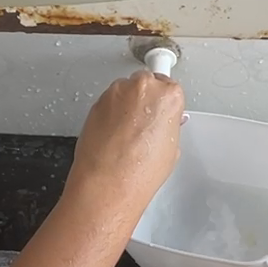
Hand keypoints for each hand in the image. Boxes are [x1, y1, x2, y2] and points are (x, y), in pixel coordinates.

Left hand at [68, 71, 184, 212]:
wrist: (108, 183)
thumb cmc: (139, 170)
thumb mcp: (171, 147)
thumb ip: (169, 125)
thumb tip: (163, 123)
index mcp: (168, 94)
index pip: (170, 86)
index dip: (164, 104)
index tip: (161, 113)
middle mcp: (142, 87)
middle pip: (146, 83)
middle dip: (145, 100)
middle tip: (145, 124)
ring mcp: (116, 92)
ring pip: (125, 91)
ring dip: (126, 106)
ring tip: (128, 134)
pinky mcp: (96, 101)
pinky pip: (108, 102)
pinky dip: (110, 113)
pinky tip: (114, 135)